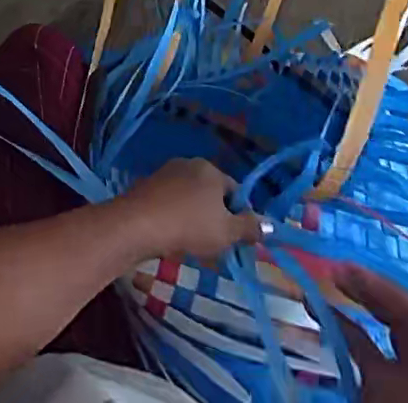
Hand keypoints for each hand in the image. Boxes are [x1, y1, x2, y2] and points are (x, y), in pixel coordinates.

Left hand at [118, 158, 267, 260]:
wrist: (139, 223)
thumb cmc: (190, 225)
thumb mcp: (229, 232)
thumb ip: (250, 227)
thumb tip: (268, 224)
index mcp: (210, 169)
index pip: (236, 192)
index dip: (241, 216)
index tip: (238, 239)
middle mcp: (187, 163)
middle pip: (213, 194)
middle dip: (218, 218)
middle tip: (218, 244)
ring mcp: (165, 172)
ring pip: (191, 199)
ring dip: (197, 219)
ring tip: (195, 243)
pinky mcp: (148, 184)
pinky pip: (172, 202)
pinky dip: (177, 217)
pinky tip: (174, 235)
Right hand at [330, 266, 407, 402]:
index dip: (388, 290)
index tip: (347, 268)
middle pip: (402, 319)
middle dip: (371, 291)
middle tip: (334, 270)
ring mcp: (403, 382)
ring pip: (380, 332)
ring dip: (355, 305)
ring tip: (326, 283)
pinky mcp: (378, 394)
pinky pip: (362, 353)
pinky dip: (342, 330)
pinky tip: (318, 313)